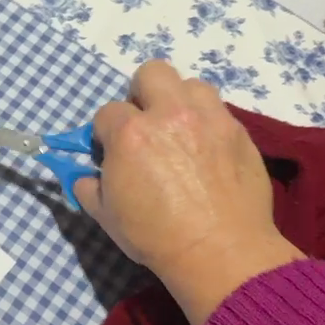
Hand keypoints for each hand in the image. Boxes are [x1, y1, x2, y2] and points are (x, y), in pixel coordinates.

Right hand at [76, 60, 303, 324]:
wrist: (219, 250)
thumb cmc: (154, 236)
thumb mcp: (105, 215)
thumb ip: (87, 186)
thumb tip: (85, 176)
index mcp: (130, 133)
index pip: (106, 112)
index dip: (104, 133)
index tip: (110, 153)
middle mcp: (170, 114)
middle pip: (151, 73)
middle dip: (141, 94)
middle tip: (144, 125)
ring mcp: (210, 119)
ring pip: (191, 85)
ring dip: (179, 102)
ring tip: (179, 133)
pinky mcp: (239, 132)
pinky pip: (218, 112)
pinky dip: (206, 124)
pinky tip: (205, 153)